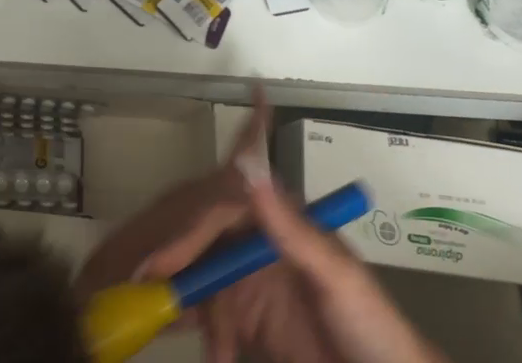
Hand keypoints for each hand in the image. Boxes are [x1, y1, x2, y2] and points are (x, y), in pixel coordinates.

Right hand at [76, 94, 445, 362]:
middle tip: (146, 293)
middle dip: (177, 269)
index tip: (162, 261)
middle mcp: (263, 248)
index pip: (224, 215)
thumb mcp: (337, 279)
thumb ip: (293, 230)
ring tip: (202, 346)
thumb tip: (250, 176)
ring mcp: (255, 288)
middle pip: (205, 247)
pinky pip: (213, 321)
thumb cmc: (375, 331)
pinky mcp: (251, 325)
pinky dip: (207, 337)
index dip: (191, 234)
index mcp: (283, 226)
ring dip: (198, 317)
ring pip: (205, 287)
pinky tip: (212, 354)